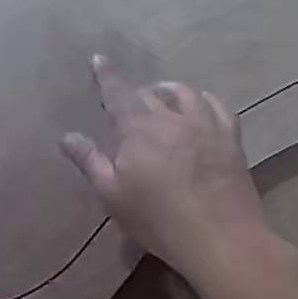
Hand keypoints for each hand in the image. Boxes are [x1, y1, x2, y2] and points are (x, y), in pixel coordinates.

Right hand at [58, 56, 267, 279]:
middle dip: (135, 92)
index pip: (118, 93)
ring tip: (161, 98)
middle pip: (150, 92)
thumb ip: (88, 160)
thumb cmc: (157, 218)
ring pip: (185, 93)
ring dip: (168, 91)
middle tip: (126, 105)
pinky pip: (218, 106)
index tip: (98, 58)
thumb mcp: (111, 192)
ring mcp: (205, 126)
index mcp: (139, 129)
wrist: (220, 240)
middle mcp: (172, 118)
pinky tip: (199, 106)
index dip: (106, 75)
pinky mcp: (230, 140)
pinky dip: (203, 99)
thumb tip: (66, 136)